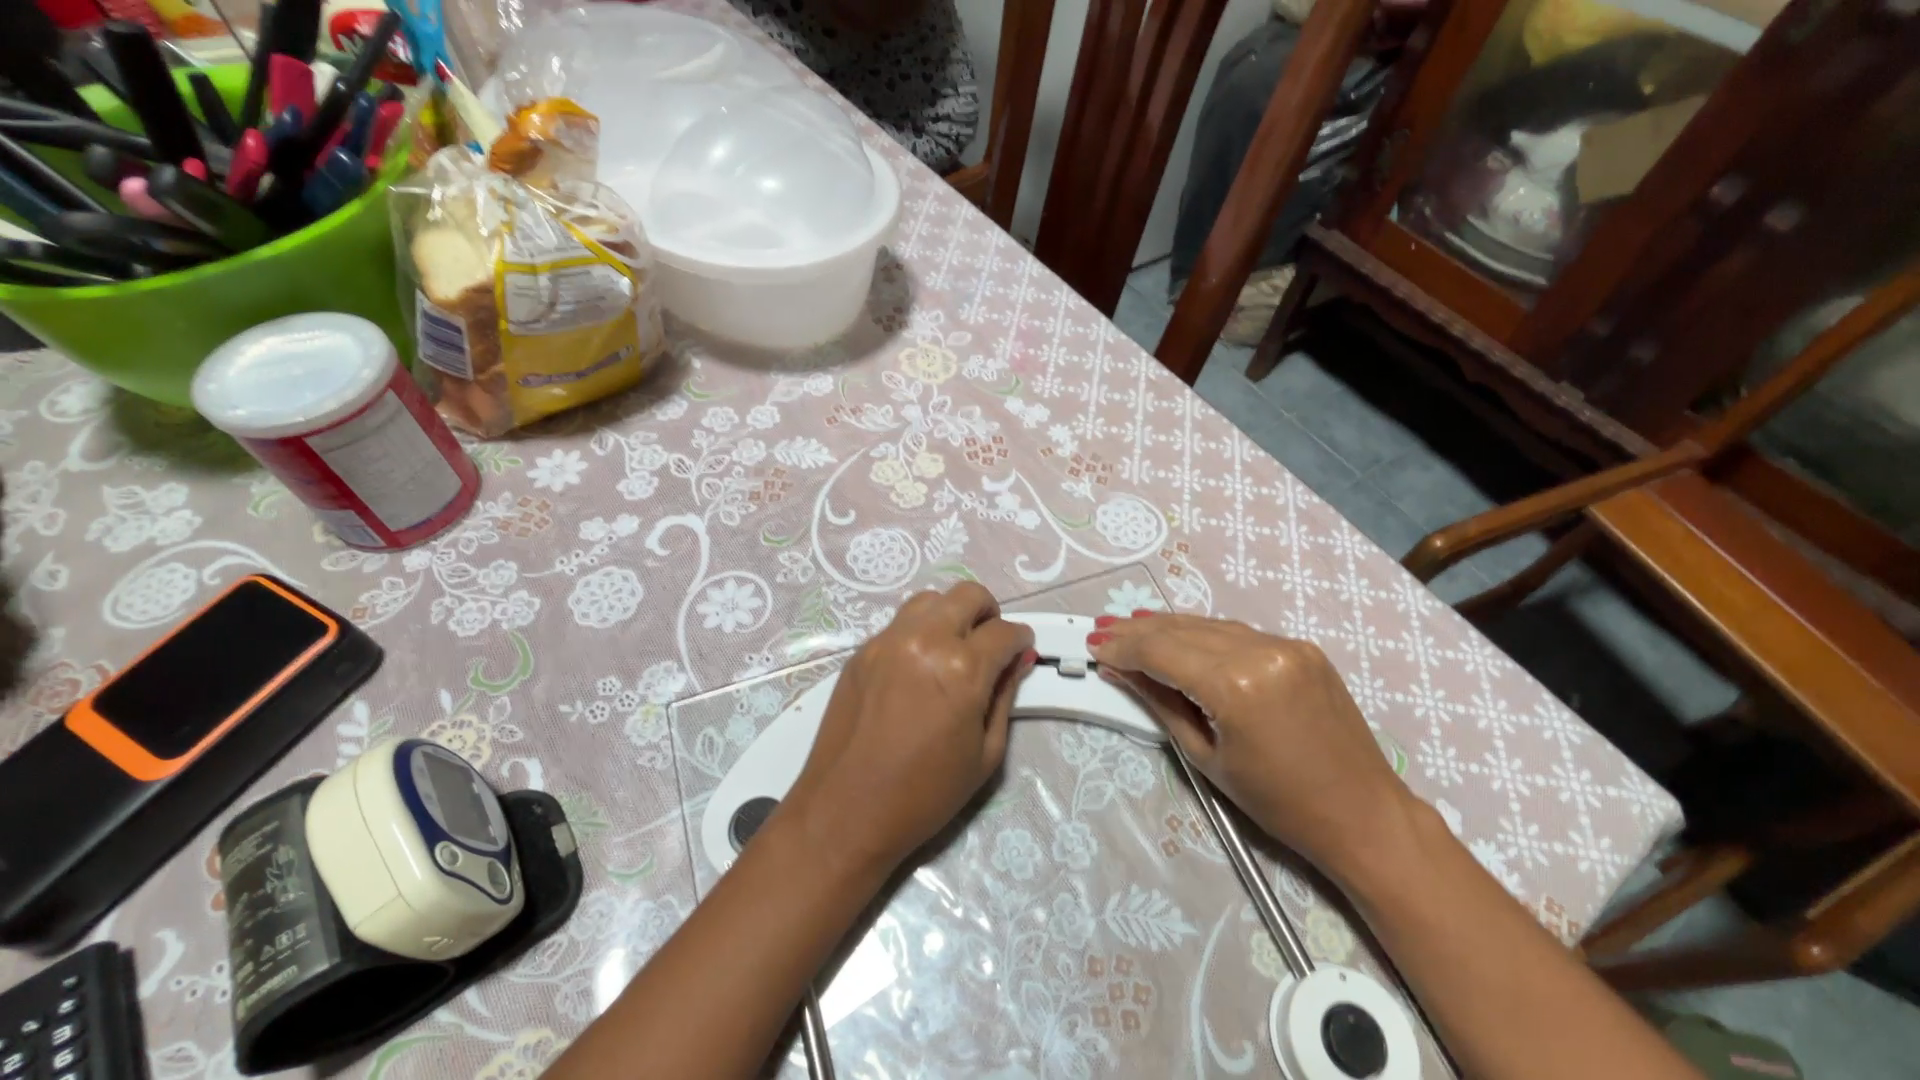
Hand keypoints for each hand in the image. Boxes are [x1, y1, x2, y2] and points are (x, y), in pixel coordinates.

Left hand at [782, 583, 1036, 873]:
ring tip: (955, 650)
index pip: (1004, 632)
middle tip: (991, 644)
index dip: (1020, 641)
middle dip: (989, 613)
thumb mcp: (985, 754)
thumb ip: (1004, 697)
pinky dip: (920, 631)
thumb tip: (1016, 662)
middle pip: (967, 595)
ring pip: (930, 600)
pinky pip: (899, 624)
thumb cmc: (925, 794)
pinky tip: (920, 668)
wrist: (845, 811)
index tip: (1022, 652)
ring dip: (951, 615)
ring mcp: (887, 642)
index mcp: (962, 668)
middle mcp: (924, 640)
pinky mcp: (861, 653)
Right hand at [1087, 614, 1411, 875]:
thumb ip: (1161, 705)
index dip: (1124, 647)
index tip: (1093, 646)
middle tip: (1102, 631)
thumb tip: (1121, 671)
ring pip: (1212, 626)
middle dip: (1139, 631)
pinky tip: (1182, 638)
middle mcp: (1262, 652)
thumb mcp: (1207, 758)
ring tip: (1132, 628)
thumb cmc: (1278, 802)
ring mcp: (1288, 646)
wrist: (1362, 813)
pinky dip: (1206, 635)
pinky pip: (1241, 635)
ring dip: (1170, 627)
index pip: (1162, 651)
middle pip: (1184, 630)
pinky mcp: (1304, 649)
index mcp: (1235, 685)